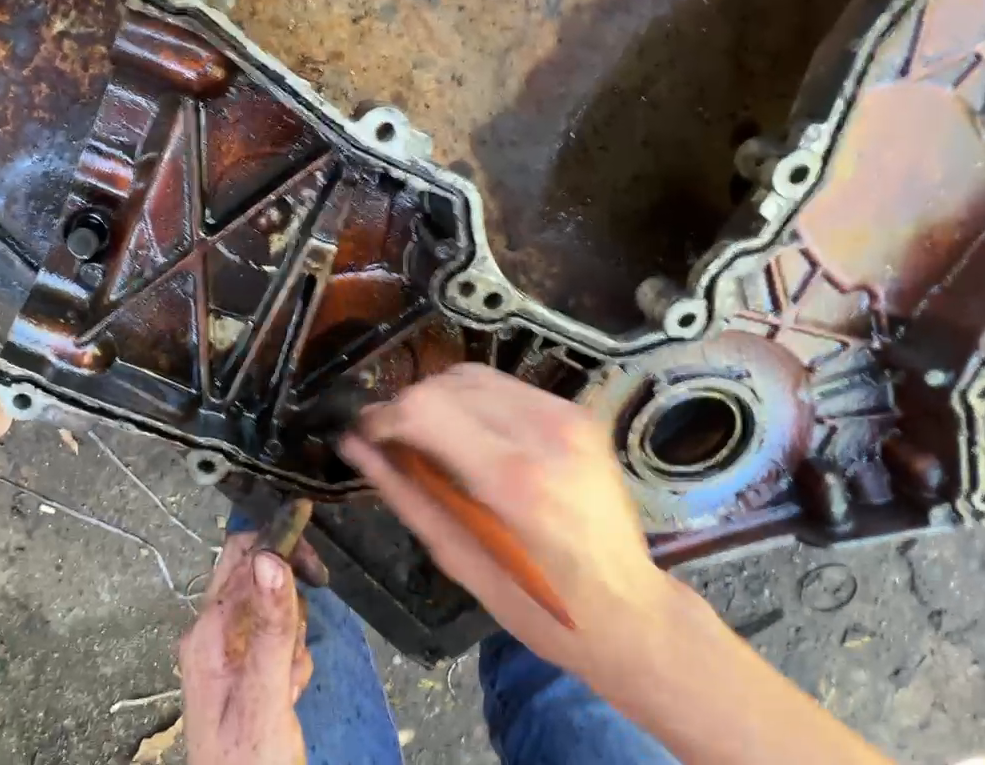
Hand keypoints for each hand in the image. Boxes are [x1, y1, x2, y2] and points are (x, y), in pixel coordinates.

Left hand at [179, 532, 313, 764]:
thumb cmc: (249, 761)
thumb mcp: (265, 695)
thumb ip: (270, 627)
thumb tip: (270, 556)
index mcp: (208, 630)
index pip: (242, 558)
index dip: (277, 545)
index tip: (314, 554)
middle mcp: (213, 634)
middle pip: (257, 580)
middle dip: (288, 602)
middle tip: (299, 637)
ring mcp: (229, 654)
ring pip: (273, 613)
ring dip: (292, 637)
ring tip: (290, 680)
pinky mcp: (246, 673)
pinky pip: (277, 643)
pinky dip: (292, 660)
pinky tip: (290, 691)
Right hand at [338, 364, 680, 676]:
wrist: (630, 609)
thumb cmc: (540, 605)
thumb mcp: (459, 559)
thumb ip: (404, 493)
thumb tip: (354, 447)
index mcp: (513, 480)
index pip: (424, 408)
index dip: (382, 417)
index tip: (365, 436)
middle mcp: (543, 434)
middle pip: (441, 385)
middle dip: (406, 409)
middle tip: (394, 445)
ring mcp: (566, 417)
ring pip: (468, 375)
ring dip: (436, 400)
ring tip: (430, 440)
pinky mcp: (576, 412)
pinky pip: (501, 383)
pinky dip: (470, 399)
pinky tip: (469, 434)